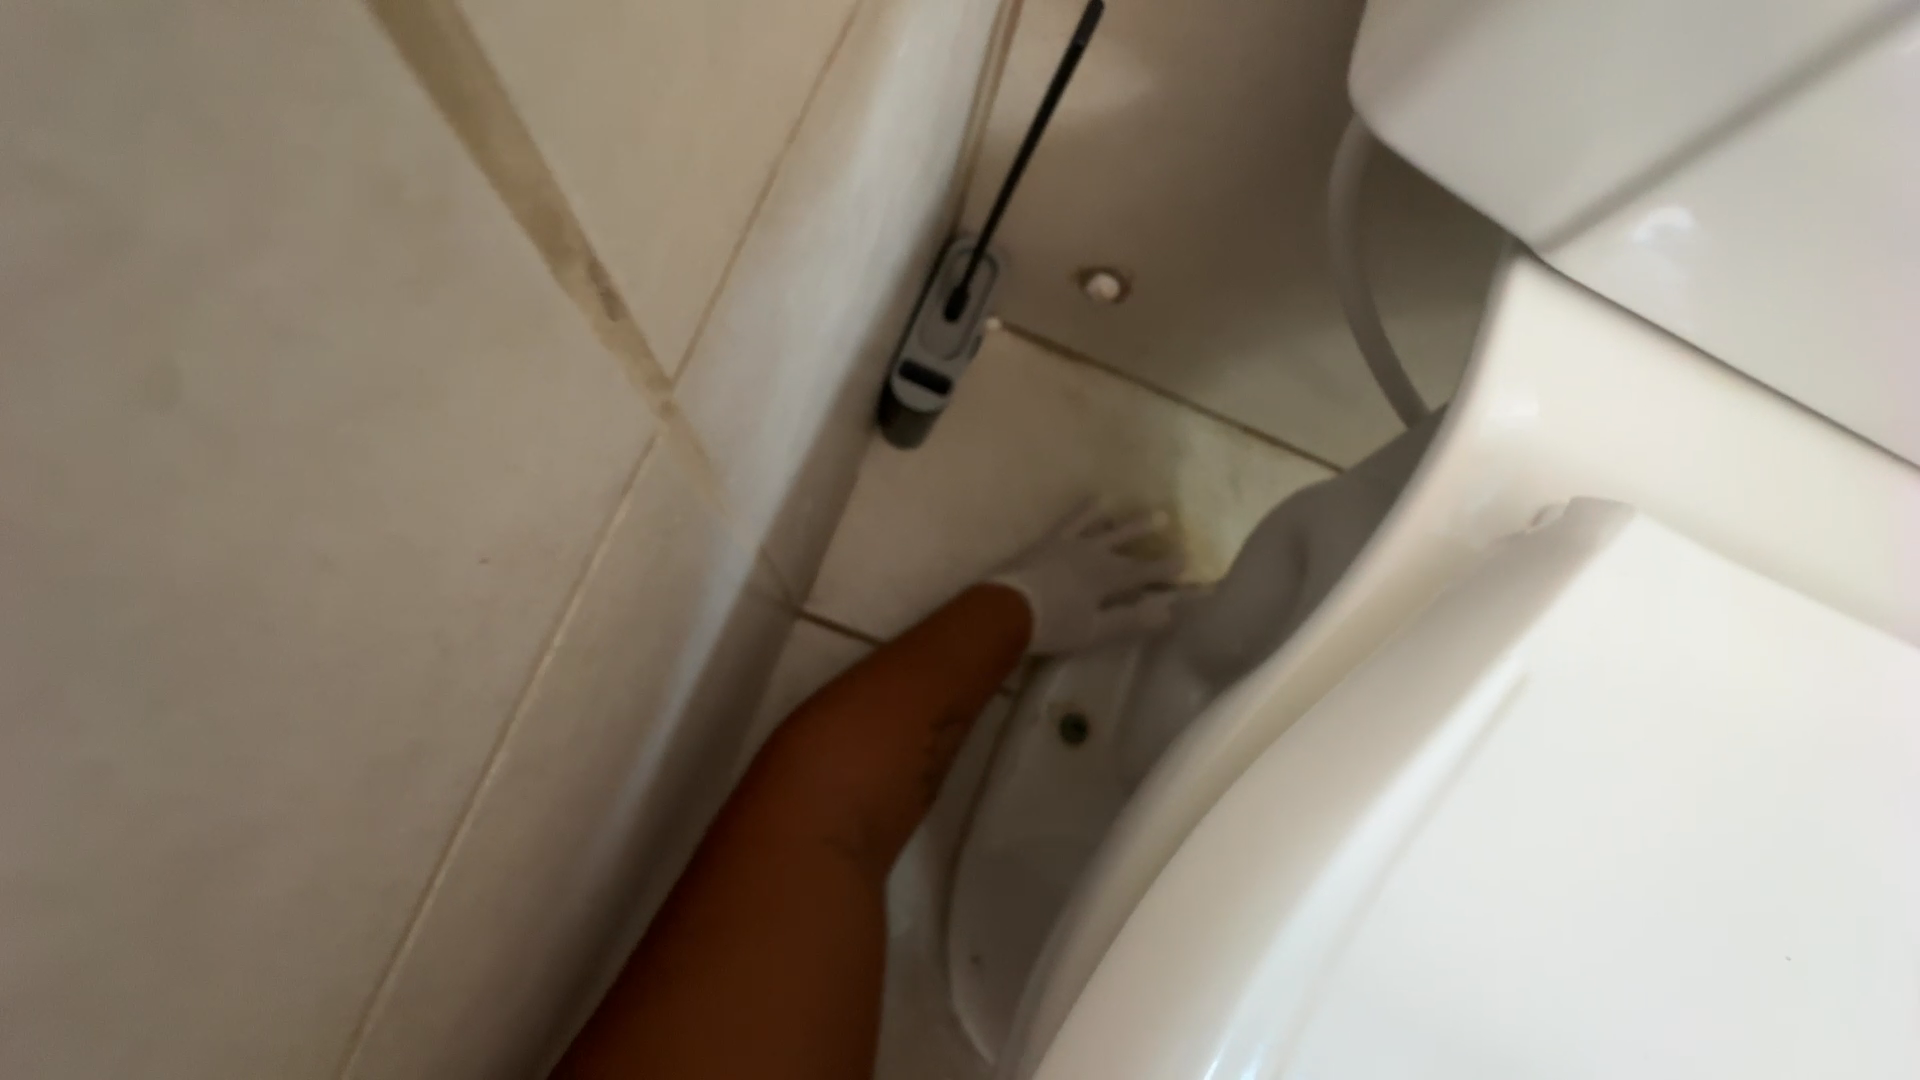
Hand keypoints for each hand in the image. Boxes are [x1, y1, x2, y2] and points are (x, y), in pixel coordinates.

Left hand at [987, 504, 1188, 654]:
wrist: (1005, 608)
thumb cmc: (1053, 625)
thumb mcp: (1095, 630)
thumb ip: (1131, 619)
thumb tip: (1169, 612)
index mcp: (1108, 576)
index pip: (1144, 571)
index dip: (1165, 567)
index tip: (1186, 559)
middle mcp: (1092, 553)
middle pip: (1124, 541)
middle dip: (1145, 532)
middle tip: (1165, 517)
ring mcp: (1068, 544)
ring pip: (1100, 525)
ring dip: (1118, 517)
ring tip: (1122, 501)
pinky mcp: (1046, 541)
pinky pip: (1070, 521)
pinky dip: (1083, 511)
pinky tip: (1090, 503)